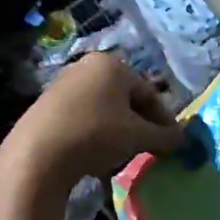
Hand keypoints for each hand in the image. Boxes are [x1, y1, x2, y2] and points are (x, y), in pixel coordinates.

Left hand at [0, 53, 187, 194]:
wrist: (37, 154)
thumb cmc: (96, 135)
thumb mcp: (139, 137)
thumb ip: (166, 137)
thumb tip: (182, 139)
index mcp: (113, 66)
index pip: (150, 94)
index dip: (165, 121)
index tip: (172, 143)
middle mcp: (88, 67)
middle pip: (128, 100)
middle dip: (142, 125)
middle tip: (151, 149)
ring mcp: (65, 84)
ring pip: (107, 109)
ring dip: (122, 131)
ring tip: (125, 154)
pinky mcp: (48, 104)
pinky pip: (86, 117)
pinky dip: (99, 133)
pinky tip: (99, 154)